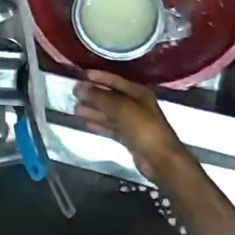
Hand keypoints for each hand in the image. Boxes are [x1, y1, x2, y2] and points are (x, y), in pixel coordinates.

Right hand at [75, 70, 190, 180]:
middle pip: (110, 97)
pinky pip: (110, 127)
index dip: (99, 77)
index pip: (115, 81)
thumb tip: (80, 87)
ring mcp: (132, 122)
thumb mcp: (122, 108)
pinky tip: (85, 122)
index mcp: (138, 93)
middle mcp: (136, 105)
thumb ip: (101, 97)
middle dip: (93, 95)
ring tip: (74, 109)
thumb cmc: (144, 128)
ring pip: (109, 113)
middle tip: (73, 94)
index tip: (81, 75)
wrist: (161, 160)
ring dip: (93, 110)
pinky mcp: (128, 137)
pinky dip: (98, 124)